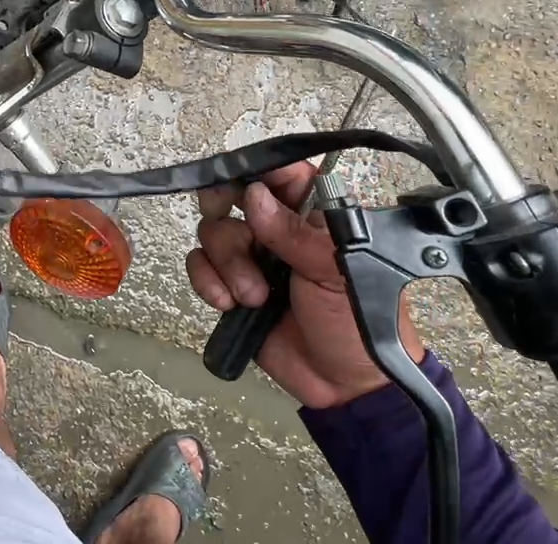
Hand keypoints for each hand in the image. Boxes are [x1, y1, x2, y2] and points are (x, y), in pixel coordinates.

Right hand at [185, 162, 424, 407]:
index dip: (255, 169)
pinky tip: (229, 303)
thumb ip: (296, 234)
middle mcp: (276, 228)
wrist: (344, 387)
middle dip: (220, 205)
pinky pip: (199, 265)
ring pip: (212, 231)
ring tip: (254, 295)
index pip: (280, 173)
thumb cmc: (358, 323)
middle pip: (230, 193)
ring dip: (228, 262)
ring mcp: (250, 256)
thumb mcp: (337, 273)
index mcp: (312, 215)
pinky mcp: (228, 284)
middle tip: (221, 214)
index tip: (237, 180)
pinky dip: (207, 281)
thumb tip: (253, 197)